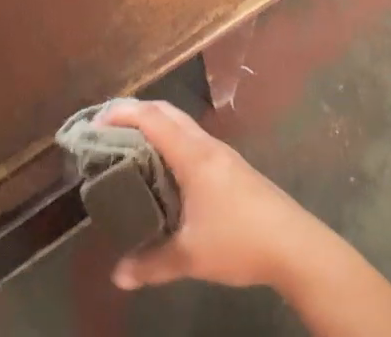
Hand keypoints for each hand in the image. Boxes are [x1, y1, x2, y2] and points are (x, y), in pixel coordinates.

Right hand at [96, 99, 333, 290]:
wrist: (296, 246)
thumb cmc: (240, 241)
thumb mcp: (190, 257)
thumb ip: (151, 264)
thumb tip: (118, 276)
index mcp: (194, 155)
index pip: (152, 119)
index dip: (122, 114)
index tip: (94, 122)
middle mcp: (207, 146)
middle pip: (167, 113)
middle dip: (135, 113)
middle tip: (106, 129)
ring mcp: (223, 155)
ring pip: (183, 126)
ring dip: (155, 125)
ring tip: (128, 145)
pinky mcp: (232, 168)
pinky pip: (193, 140)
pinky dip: (170, 140)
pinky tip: (163, 167)